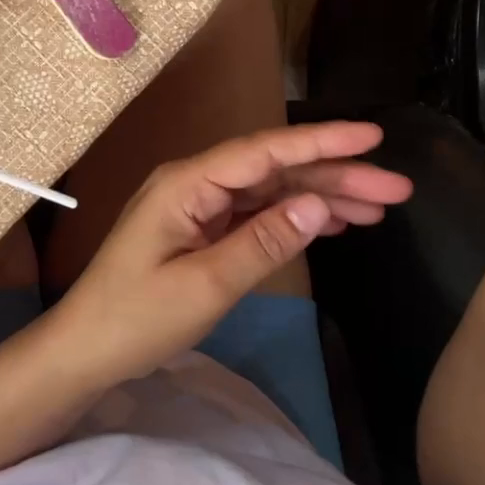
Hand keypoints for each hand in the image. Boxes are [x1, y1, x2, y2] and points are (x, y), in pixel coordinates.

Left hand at [48, 122, 411, 384]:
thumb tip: (317, 203)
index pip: (261, 153)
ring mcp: (194, 208)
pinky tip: (332, 222)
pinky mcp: (197, 232)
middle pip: (271, 171)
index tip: (372, 137)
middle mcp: (190, 185)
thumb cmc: (137, 317)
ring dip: (319, 197)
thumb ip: (262, 241)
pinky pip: (253, 215)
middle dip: (333, 175)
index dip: (319, 142)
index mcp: (185, 184)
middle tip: (397, 188)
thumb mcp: (206, 284)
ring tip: (379, 207)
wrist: (86, 347)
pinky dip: (292, 219)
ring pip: (267, 193)